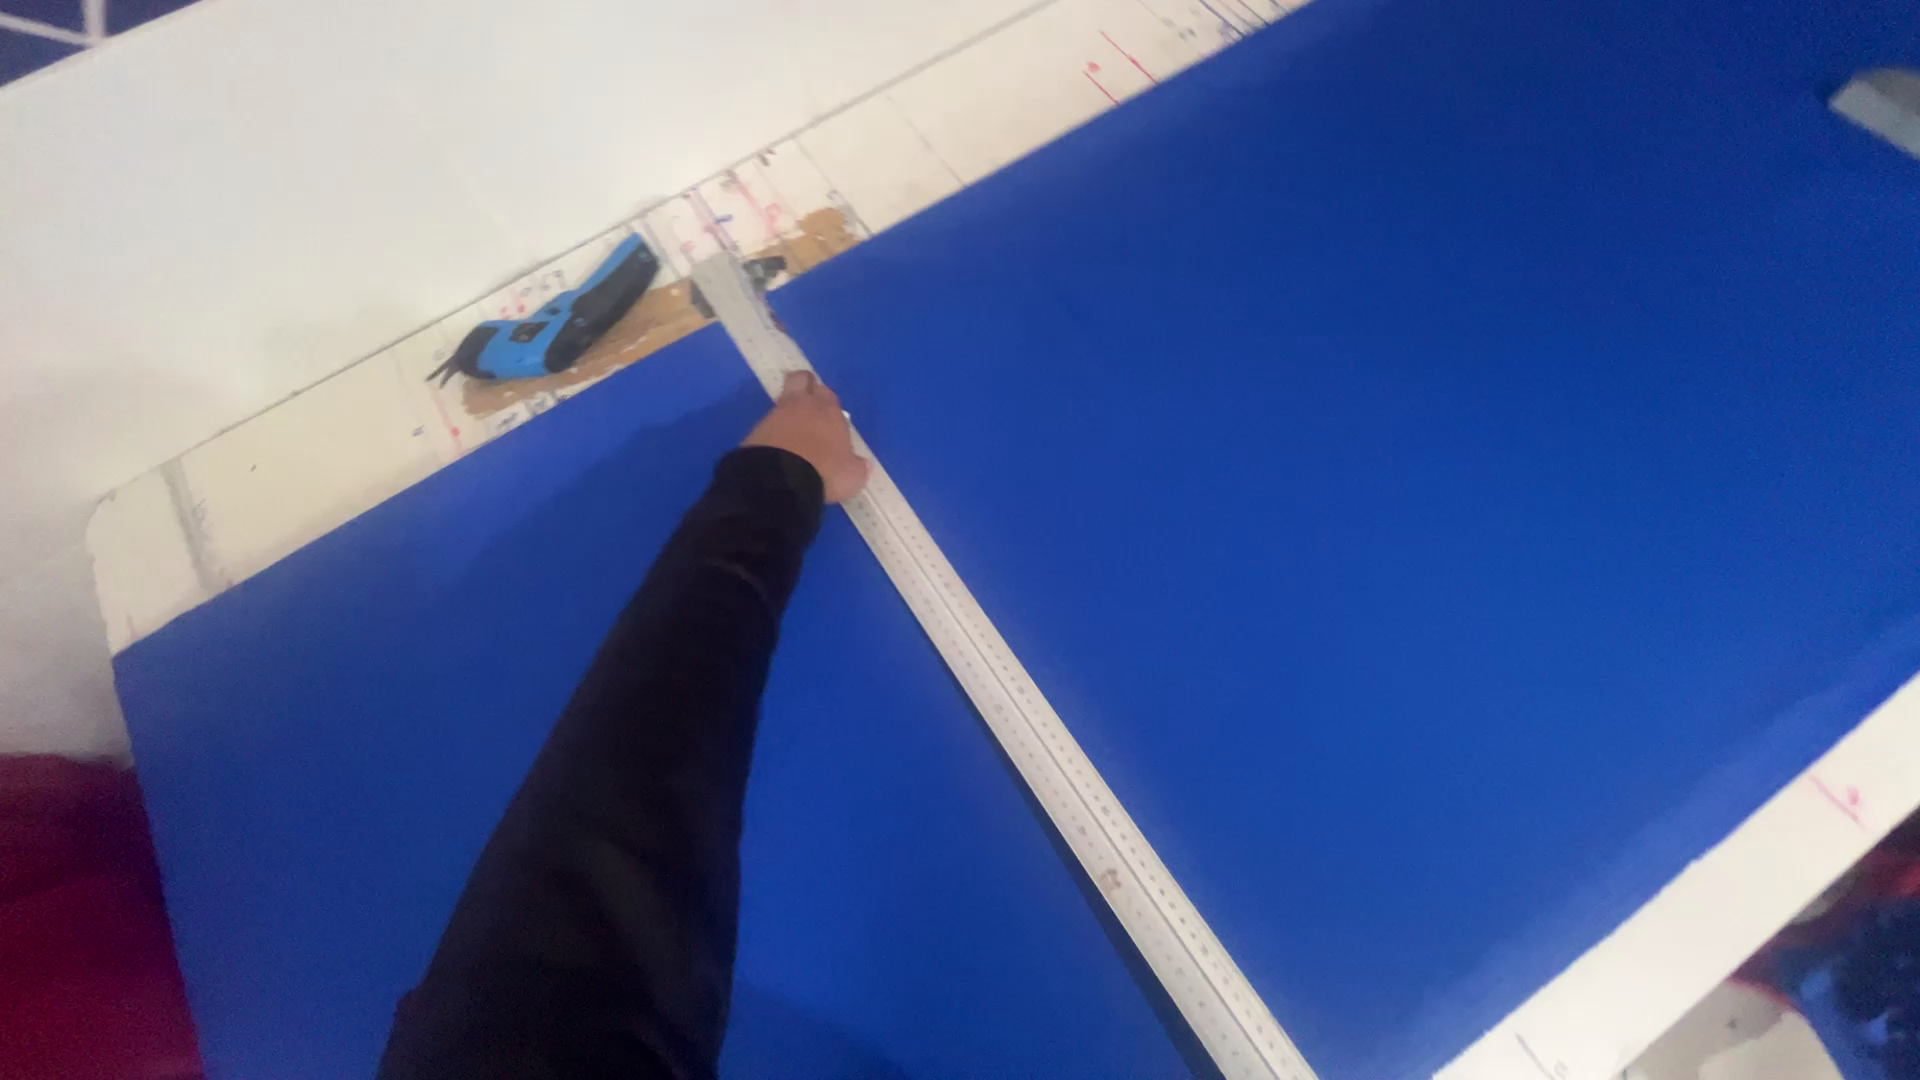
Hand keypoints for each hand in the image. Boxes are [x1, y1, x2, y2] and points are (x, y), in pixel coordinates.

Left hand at [742, 371, 870, 503]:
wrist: (780, 481)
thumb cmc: (825, 473)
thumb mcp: (852, 476)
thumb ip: (858, 466)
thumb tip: (863, 463)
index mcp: (830, 412)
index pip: (829, 394)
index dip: (828, 402)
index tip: (830, 416)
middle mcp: (804, 406)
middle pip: (802, 380)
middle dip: (805, 386)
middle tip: (808, 403)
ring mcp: (776, 415)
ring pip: (783, 400)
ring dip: (788, 411)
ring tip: (792, 432)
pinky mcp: (756, 430)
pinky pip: (768, 422)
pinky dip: (773, 430)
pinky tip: (777, 446)